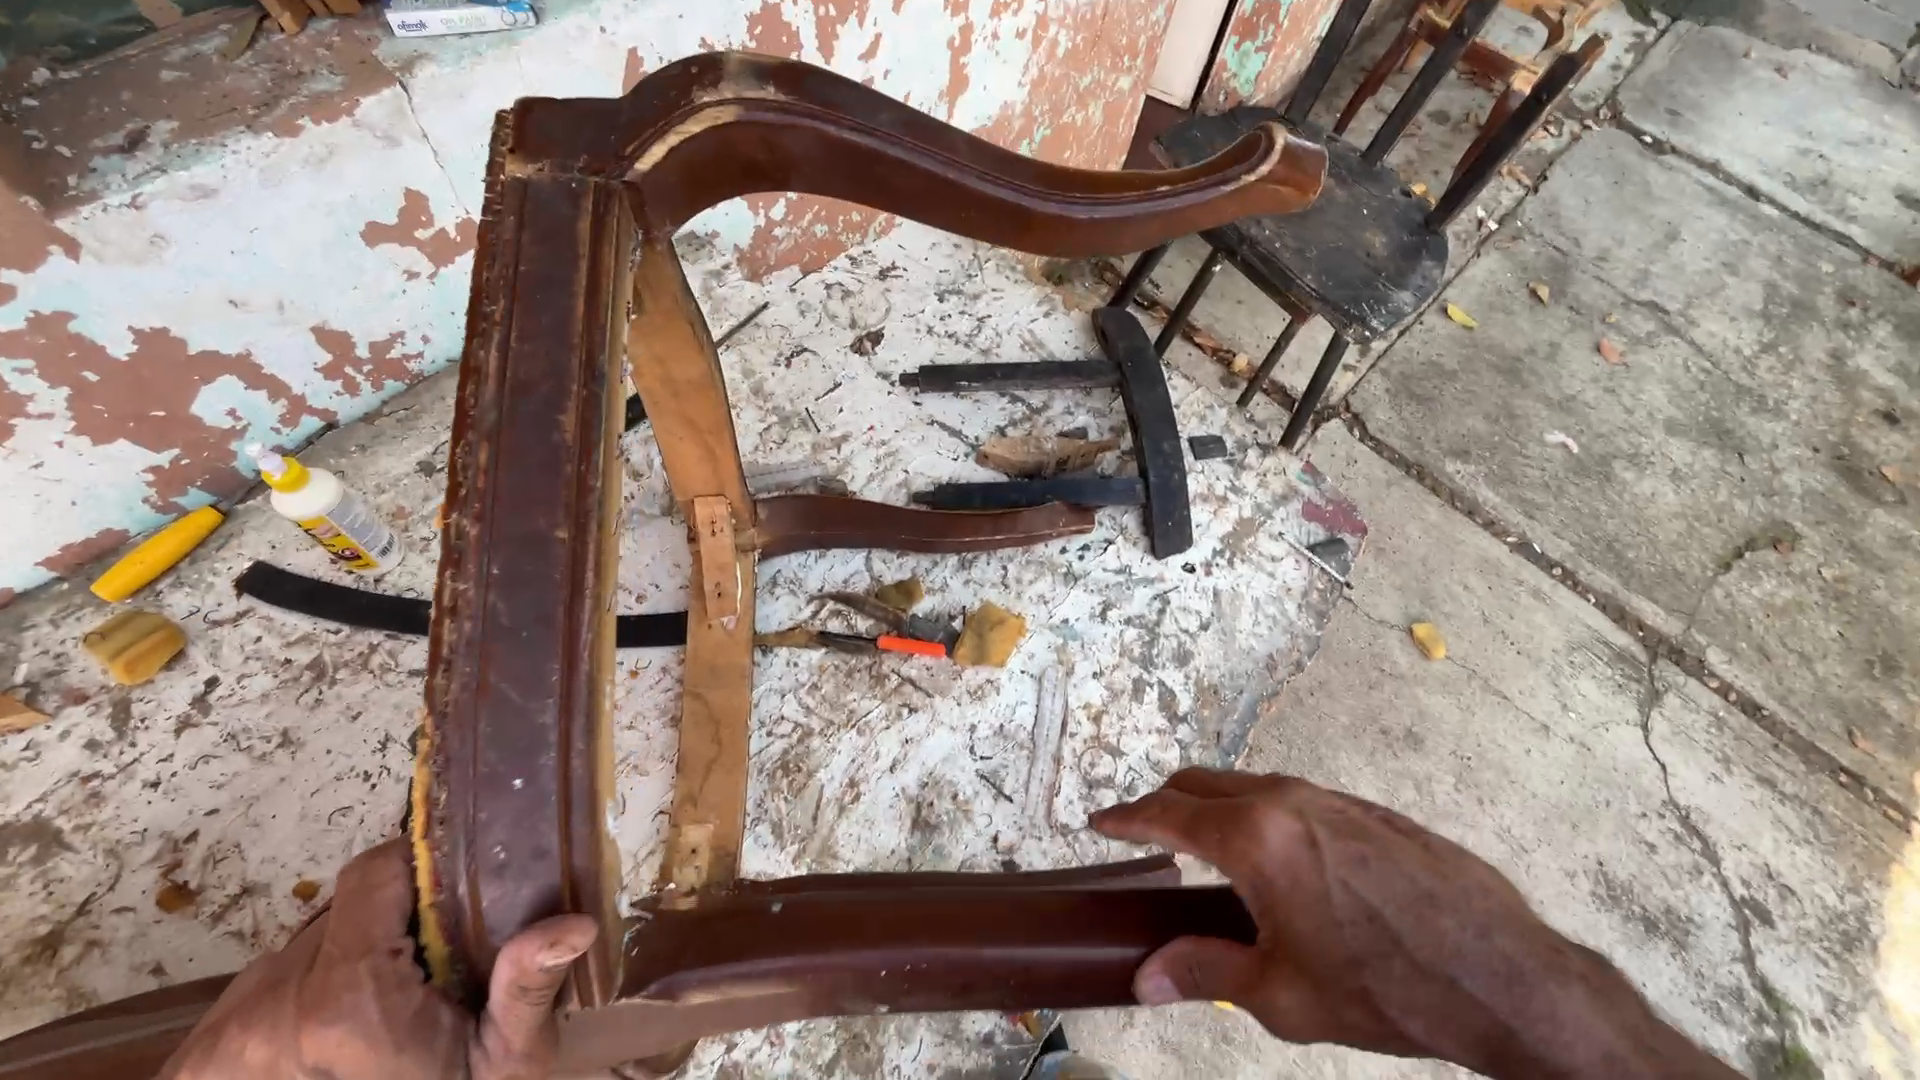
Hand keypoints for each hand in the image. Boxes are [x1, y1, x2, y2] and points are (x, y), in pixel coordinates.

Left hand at [160, 839, 596, 1079]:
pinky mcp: (192, 1061)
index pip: (376, 872)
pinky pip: (265, 988)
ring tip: (389, 1006)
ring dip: (348, 956)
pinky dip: (305, 994)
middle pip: (343, 909)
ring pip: (303, 946)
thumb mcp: (504, 1068)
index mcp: (345, 997)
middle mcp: (268, 1005)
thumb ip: (527, 992)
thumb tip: (575, 924)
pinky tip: (338, 1038)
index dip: (421, 868)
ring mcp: (218, 1037)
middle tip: (437, 964)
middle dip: (393, 920)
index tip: (458, 895)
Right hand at [1090, 769, 1738, 1078]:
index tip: (1098, 820)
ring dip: (1217, 808)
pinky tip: (1285, 863)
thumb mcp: (1281, 994)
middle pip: (1202, 782)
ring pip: (1249, 786)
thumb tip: (1143, 978)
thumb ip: (1203, 972)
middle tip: (1149, 838)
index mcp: (1252, 837)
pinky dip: (1263, 816)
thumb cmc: (1382, 988)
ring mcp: (1331, 797)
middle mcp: (1285, 799)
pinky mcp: (1369, 809)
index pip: (1166, 812)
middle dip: (1165, 803)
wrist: (1505, 978)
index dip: (1125, 818)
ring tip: (1213, 853)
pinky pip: (1294, 799)